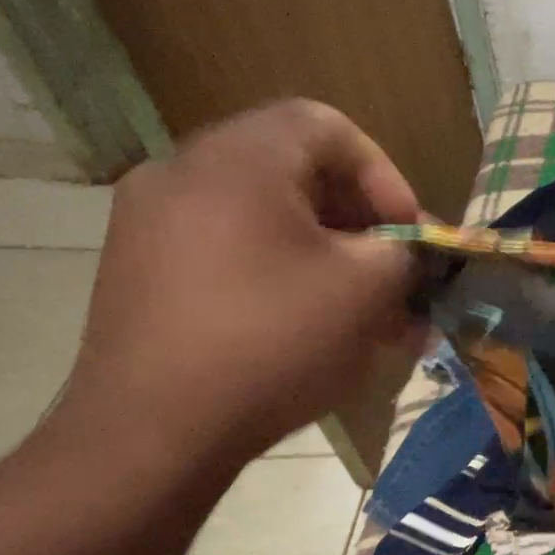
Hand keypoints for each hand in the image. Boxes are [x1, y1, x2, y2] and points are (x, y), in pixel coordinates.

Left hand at [58, 100, 423, 463]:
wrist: (155, 429)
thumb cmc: (275, 340)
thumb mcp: (368, 288)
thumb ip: (404, 252)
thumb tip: (409, 252)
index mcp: (238, 161)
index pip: (327, 126)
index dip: (384, 175)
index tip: (408, 235)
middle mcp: (185, 174)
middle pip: (298, 172)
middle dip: (364, 224)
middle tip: (399, 277)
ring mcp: (154, 224)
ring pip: (270, 219)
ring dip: (333, 258)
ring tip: (373, 318)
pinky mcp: (145, 271)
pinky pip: (234, 251)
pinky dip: (286, 276)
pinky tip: (320, 331)